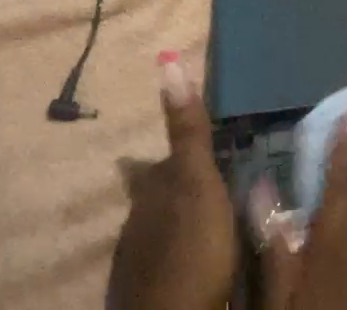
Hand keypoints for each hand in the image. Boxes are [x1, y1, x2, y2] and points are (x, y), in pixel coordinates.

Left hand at [107, 53, 237, 309]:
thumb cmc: (190, 246)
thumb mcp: (198, 180)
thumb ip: (187, 129)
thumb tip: (166, 61)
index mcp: (151, 192)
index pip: (158, 164)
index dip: (176, 156)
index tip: (192, 148)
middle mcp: (137, 222)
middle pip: (159, 197)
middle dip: (178, 188)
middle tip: (209, 183)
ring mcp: (139, 261)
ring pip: (160, 230)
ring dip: (180, 222)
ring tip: (207, 220)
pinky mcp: (147, 293)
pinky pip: (165, 263)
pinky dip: (180, 255)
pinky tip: (196, 262)